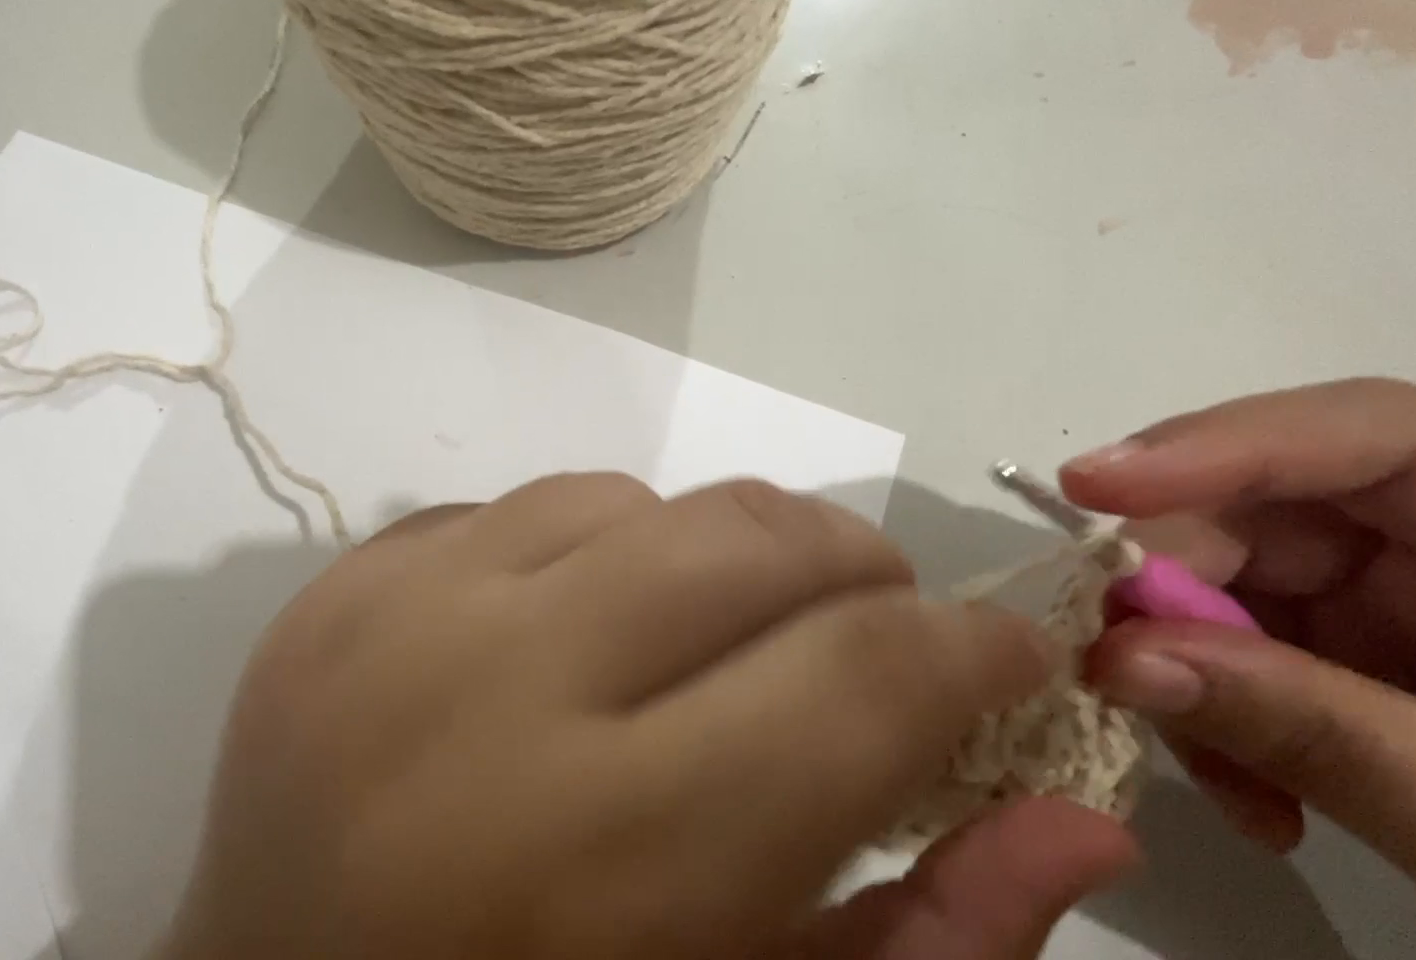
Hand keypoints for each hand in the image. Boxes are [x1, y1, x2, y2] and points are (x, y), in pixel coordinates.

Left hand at [157, 476, 1136, 959]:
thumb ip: (929, 940)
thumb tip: (1081, 814)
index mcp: (610, 854)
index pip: (858, 675)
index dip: (972, 651)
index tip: (1010, 654)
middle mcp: (492, 694)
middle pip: (747, 539)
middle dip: (854, 564)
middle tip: (876, 618)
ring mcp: (393, 616)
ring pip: (632, 499)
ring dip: (712, 549)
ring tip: (715, 627)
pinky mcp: (334, 588)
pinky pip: (513, 506)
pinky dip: (587, 547)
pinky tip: (578, 626)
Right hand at [1065, 379, 1415, 957]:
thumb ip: (1322, 733)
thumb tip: (1118, 659)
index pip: (1375, 438)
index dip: (1223, 447)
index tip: (1089, 487)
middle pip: (1261, 512)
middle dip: (1171, 589)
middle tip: (1111, 670)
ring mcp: (1381, 591)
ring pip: (1215, 580)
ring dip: (1178, 669)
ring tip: (1223, 783)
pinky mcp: (1330, 643)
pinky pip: (1217, 645)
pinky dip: (1203, 714)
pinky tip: (1248, 797)